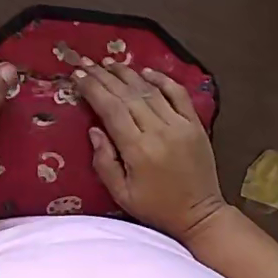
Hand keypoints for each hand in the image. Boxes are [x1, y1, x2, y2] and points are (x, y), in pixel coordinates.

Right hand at [73, 57, 226, 242]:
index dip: (93, 89)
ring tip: (109, 63)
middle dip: (104, 76)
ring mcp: (180, 125)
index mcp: (138, 149)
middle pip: (128, 94)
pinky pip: (178, 93)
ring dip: (128, 74)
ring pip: (151, 90)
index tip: (77, 76)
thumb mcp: (121, 194)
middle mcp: (159, 131)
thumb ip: (104, 162)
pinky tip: (146, 71)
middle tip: (86, 63)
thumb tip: (94, 129)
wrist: (199, 214)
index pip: (111, 109)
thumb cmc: (156, 208)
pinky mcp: (195, 124)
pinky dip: (162, 79)